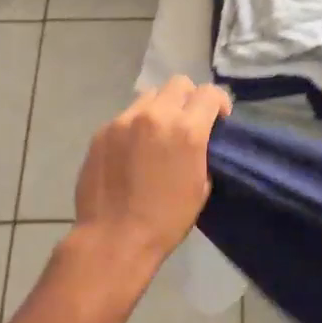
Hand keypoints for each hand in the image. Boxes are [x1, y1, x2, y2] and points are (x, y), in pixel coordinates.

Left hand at [73, 77, 229, 265]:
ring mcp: (124, 121)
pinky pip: (125, 117)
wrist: (114, 238)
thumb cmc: (166, 220)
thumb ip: (201, 151)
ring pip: (149, 96)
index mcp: (186, 130)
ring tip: (156, 135)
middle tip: (187, 123)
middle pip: (178, 84)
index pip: (210, 93)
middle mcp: (155, 116)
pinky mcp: (102, 132)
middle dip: (189, 98)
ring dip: (160, 109)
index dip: (219, 103)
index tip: (218, 119)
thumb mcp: (200, 187)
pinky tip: (131, 152)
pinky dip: (134, 127)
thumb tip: (198, 140)